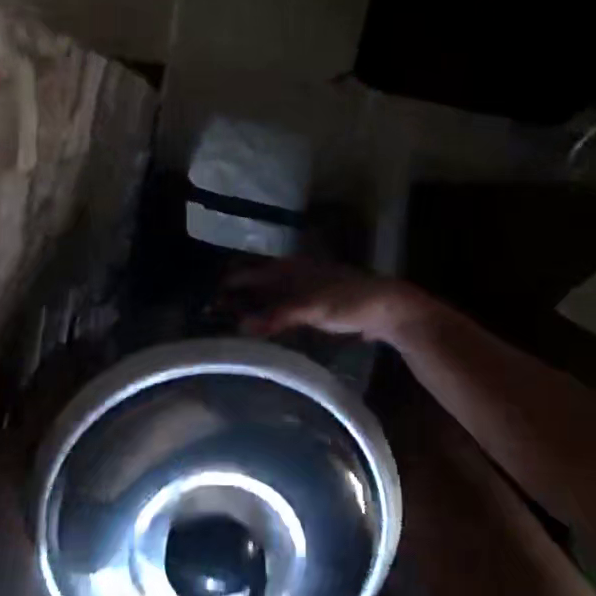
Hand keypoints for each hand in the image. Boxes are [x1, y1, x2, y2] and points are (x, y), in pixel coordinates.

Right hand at [223, 260, 430, 344]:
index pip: (250, 271)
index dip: (229, 283)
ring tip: (231, 321)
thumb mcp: (312, 308)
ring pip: (270, 295)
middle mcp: (293, 274)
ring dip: (252, 306)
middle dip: (237, 295)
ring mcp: (304, 289)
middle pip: (258, 282)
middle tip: (214, 313)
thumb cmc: (348, 300)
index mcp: (290, 267)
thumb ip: (278, 316)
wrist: (387, 309)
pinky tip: (263, 328)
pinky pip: (283, 307)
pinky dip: (269, 315)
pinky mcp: (314, 305)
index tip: (208, 297)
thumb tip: (241, 327)